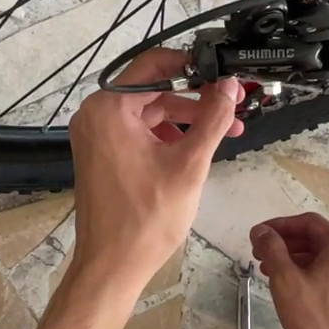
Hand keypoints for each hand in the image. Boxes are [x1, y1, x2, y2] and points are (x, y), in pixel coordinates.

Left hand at [69, 49, 243, 286]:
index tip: (222, 74)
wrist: (113, 264)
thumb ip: (212, 119)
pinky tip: (196, 147)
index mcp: (109, 110)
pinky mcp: (102, 153)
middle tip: (232, 104)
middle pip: (154, 88)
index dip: (194, 66)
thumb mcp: (189, 164)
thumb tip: (229, 88)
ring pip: (149, 111)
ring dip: (186, 118)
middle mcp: (96, 116)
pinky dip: (168, 135)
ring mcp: (96, 135)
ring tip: (224, 130)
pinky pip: (138, 131)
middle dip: (196, 97)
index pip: (154, 64)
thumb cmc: (143, 222)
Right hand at [251, 213, 328, 328]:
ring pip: (324, 257)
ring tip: (270, 272)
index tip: (257, 235)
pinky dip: (311, 273)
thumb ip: (272, 249)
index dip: (279, 226)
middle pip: (317, 239)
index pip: (308, 222)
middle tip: (259, 254)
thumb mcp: (286, 280)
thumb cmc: (315, 320)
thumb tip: (261, 231)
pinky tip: (292, 286)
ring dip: (296, 259)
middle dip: (286, 244)